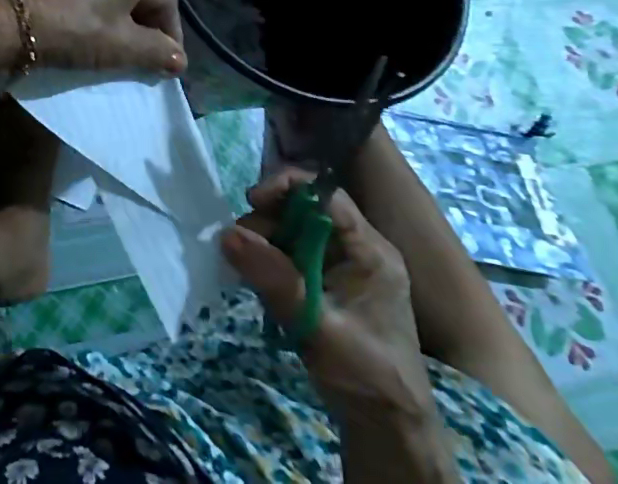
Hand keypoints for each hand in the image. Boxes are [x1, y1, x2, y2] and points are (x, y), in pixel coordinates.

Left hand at [10, 0, 185, 74]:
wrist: (7, 19)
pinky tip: (95, 25)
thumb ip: (157, 51)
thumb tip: (182, 61)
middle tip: (144, 57)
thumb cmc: (73, 28)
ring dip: (124, 16)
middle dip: (147, 25)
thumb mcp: (120, 45)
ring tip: (120, 45)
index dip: (170, 36)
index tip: (168, 65)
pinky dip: (103, 3)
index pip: (166, 0)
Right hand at [221, 169, 436, 423]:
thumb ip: (275, 280)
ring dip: (267, 242)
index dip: (289, 188)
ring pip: (297, 233)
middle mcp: (359, 249)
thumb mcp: (317, 326)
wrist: (389, 429)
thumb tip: (228, 235)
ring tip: (244, 265)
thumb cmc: (364, 374)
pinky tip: (256, 277)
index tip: (253, 200)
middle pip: (308, 211)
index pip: (327, 196)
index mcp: (370, 250)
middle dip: (270, 219)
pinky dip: (273, 262)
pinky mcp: (330, 286)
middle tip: (238, 243)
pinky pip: (296, 258)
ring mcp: (345, 268)